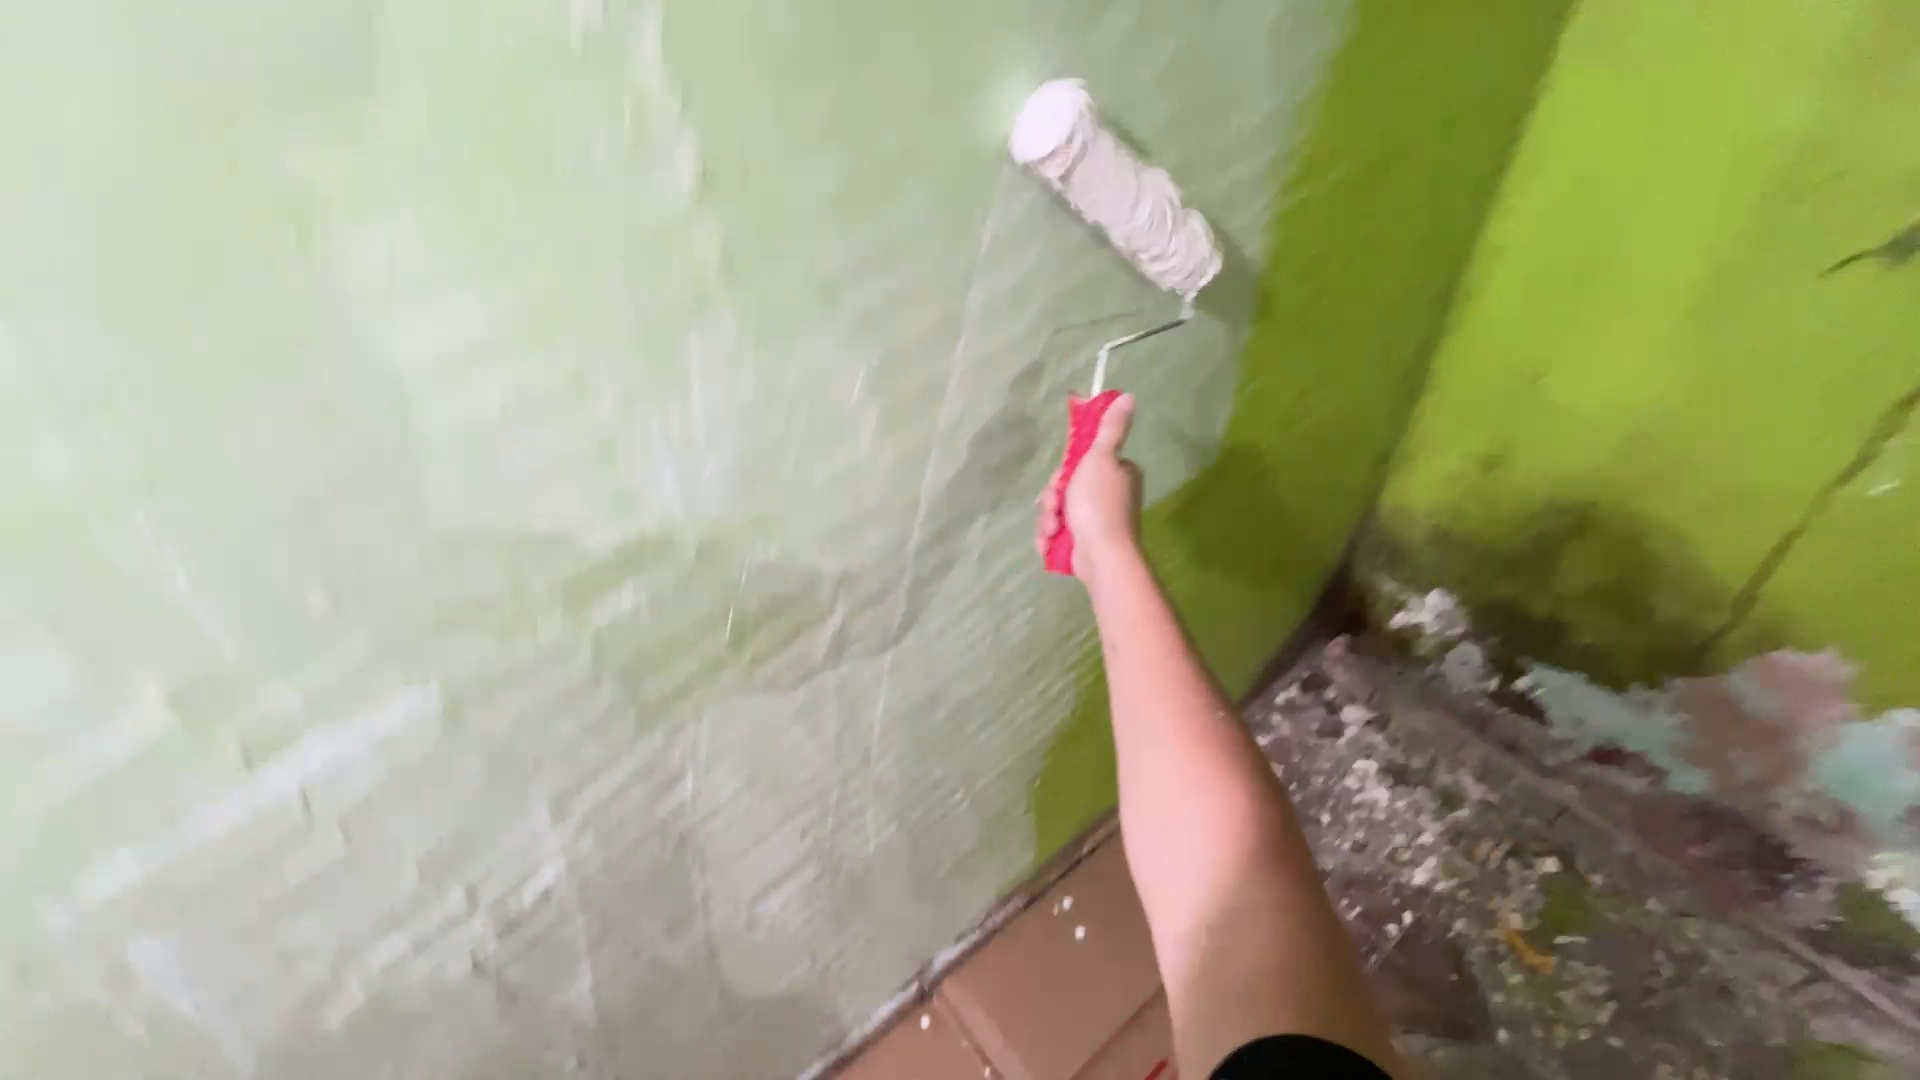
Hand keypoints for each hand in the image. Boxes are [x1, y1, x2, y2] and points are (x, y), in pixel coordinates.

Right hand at [1035, 393, 1141, 580]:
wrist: (1101, 556)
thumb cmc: (1098, 505)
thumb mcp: (1101, 458)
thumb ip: (1110, 428)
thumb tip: (1128, 396)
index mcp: (1117, 474)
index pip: (1081, 463)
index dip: (1063, 472)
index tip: (1059, 480)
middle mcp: (1109, 496)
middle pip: (1066, 489)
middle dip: (1052, 501)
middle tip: (1053, 508)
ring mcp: (1096, 522)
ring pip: (1057, 512)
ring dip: (1047, 521)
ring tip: (1053, 531)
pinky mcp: (1084, 544)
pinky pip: (1057, 534)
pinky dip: (1050, 539)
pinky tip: (1049, 544)